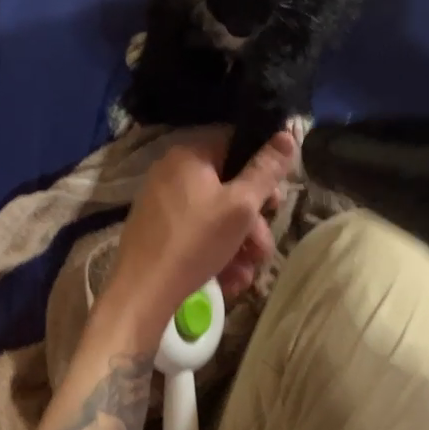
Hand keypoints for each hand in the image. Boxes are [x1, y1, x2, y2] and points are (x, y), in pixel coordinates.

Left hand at [97, 129, 297, 346]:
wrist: (141, 294)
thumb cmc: (195, 242)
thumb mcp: (240, 206)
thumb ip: (266, 170)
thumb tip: (287, 135)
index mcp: (190, 154)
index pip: (235, 144)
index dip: (262, 169)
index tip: (275, 201)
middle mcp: (173, 170)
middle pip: (227, 185)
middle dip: (252, 220)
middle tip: (263, 246)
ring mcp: (162, 200)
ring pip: (215, 214)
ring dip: (238, 243)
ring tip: (247, 273)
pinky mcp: (158, 229)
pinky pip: (196, 231)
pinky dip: (215, 251)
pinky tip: (229, 280)